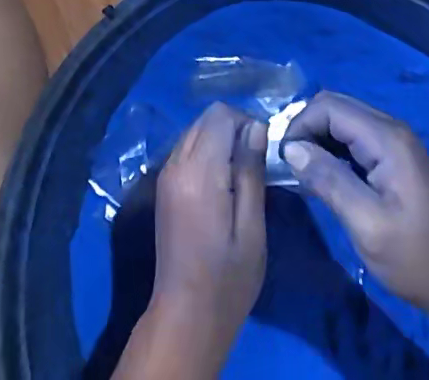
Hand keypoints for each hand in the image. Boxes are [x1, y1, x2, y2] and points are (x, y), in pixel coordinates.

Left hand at [138, 103, 267, 370]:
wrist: (186, 313)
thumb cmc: (228, 277)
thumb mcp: (251, 227)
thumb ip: (250, 172)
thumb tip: (256, 127)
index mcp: (198, 172)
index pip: (219, 115)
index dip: (246, 122)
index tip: (264, 150)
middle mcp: (176, 164)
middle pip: (205, 118)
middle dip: (233, 128)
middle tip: (257, 161)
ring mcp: (165, 174)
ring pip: (194, 131)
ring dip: (219, 139)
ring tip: (242, 173)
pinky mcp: (163, 186)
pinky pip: (186, 149)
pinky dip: (206, 152)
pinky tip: (223, 183)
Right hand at [281, 92, 428, 315]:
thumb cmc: (417, 259)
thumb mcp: (368, 225)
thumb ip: (329, 180)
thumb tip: (290, 147)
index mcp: (388, 139)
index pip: (329, 107)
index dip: (300, 125)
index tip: (284, 159)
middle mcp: (391, 130)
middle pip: (334, 107)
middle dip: (305, 128)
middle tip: (289, 165)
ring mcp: (394, 144)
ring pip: (342, 121)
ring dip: (316, 139)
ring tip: (302, 173)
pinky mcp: (393, 159)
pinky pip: (352, 139)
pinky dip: (331, 150)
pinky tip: (322, 177)